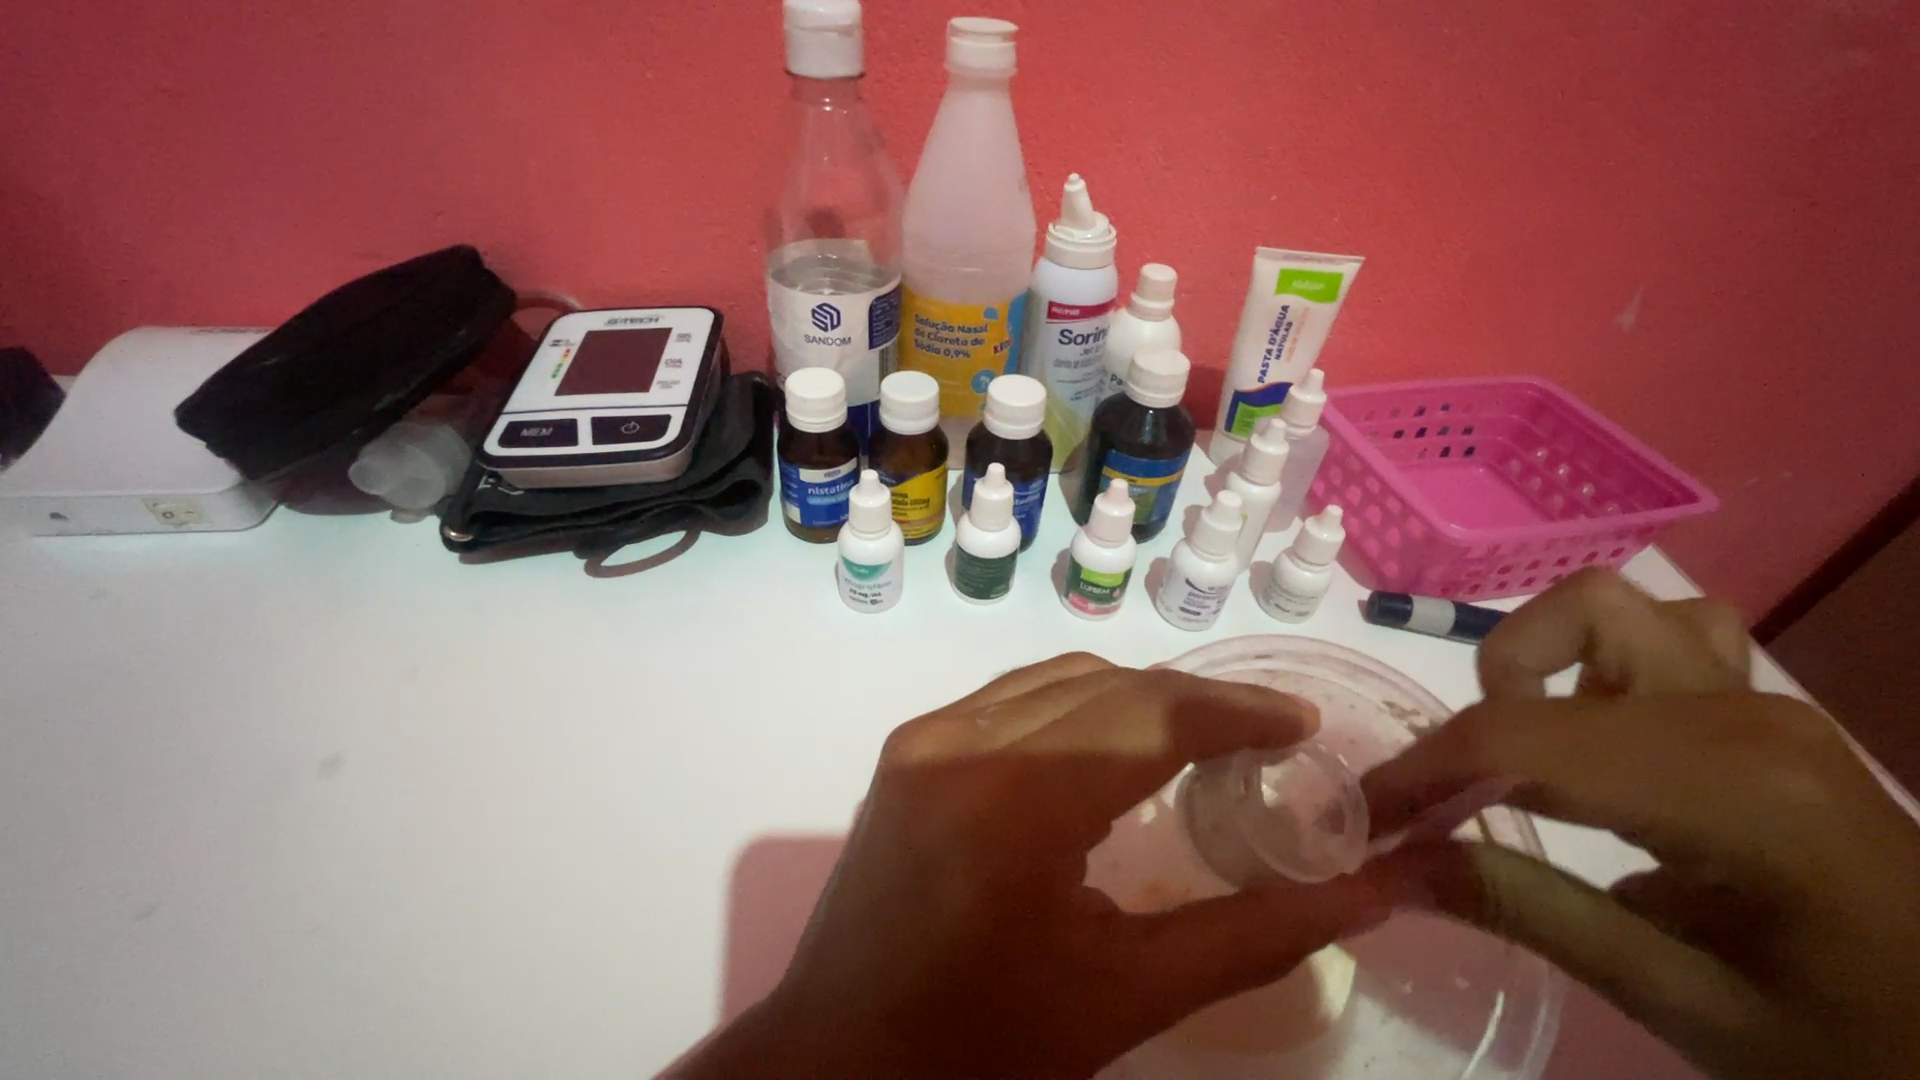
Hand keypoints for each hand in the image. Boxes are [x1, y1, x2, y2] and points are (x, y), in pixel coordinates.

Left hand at [676, 653, 1415, 1079]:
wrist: (840, 1053)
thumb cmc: (984, 1042)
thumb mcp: (1125, 995)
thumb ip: (1250, 936)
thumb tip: (1364, 895)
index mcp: (1015, 803)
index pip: (1148, 715)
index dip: (1234, 710)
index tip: (1300, 721)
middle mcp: (962, 742)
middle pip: (1107, 684)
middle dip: (1194, 700)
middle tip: (1264, 736)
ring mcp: (925, 736)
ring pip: (1059, 677)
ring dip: (1137, 695)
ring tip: (1201, 737)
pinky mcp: (907, 746)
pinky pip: (1013, 697)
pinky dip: (1078, 703)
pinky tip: (1111, 745)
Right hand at [1363, 568, 1919, 1078]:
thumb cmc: (1852, 1045)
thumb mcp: (1682, 1005)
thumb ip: (1525, 912)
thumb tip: (1390, 866)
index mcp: (1731, 789)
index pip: (1525, 737)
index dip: (1421, 768)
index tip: (1367, 815)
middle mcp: (1745, 716)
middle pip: (1576, 622)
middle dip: (1492, 692)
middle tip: (1474, 782)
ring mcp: (1763, 705)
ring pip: (1621, 611)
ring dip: (1550, 659)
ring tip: (1540, 752)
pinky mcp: (1766, 715)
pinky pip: (1666, 638)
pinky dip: (1598, 665)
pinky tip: (1599, 745)